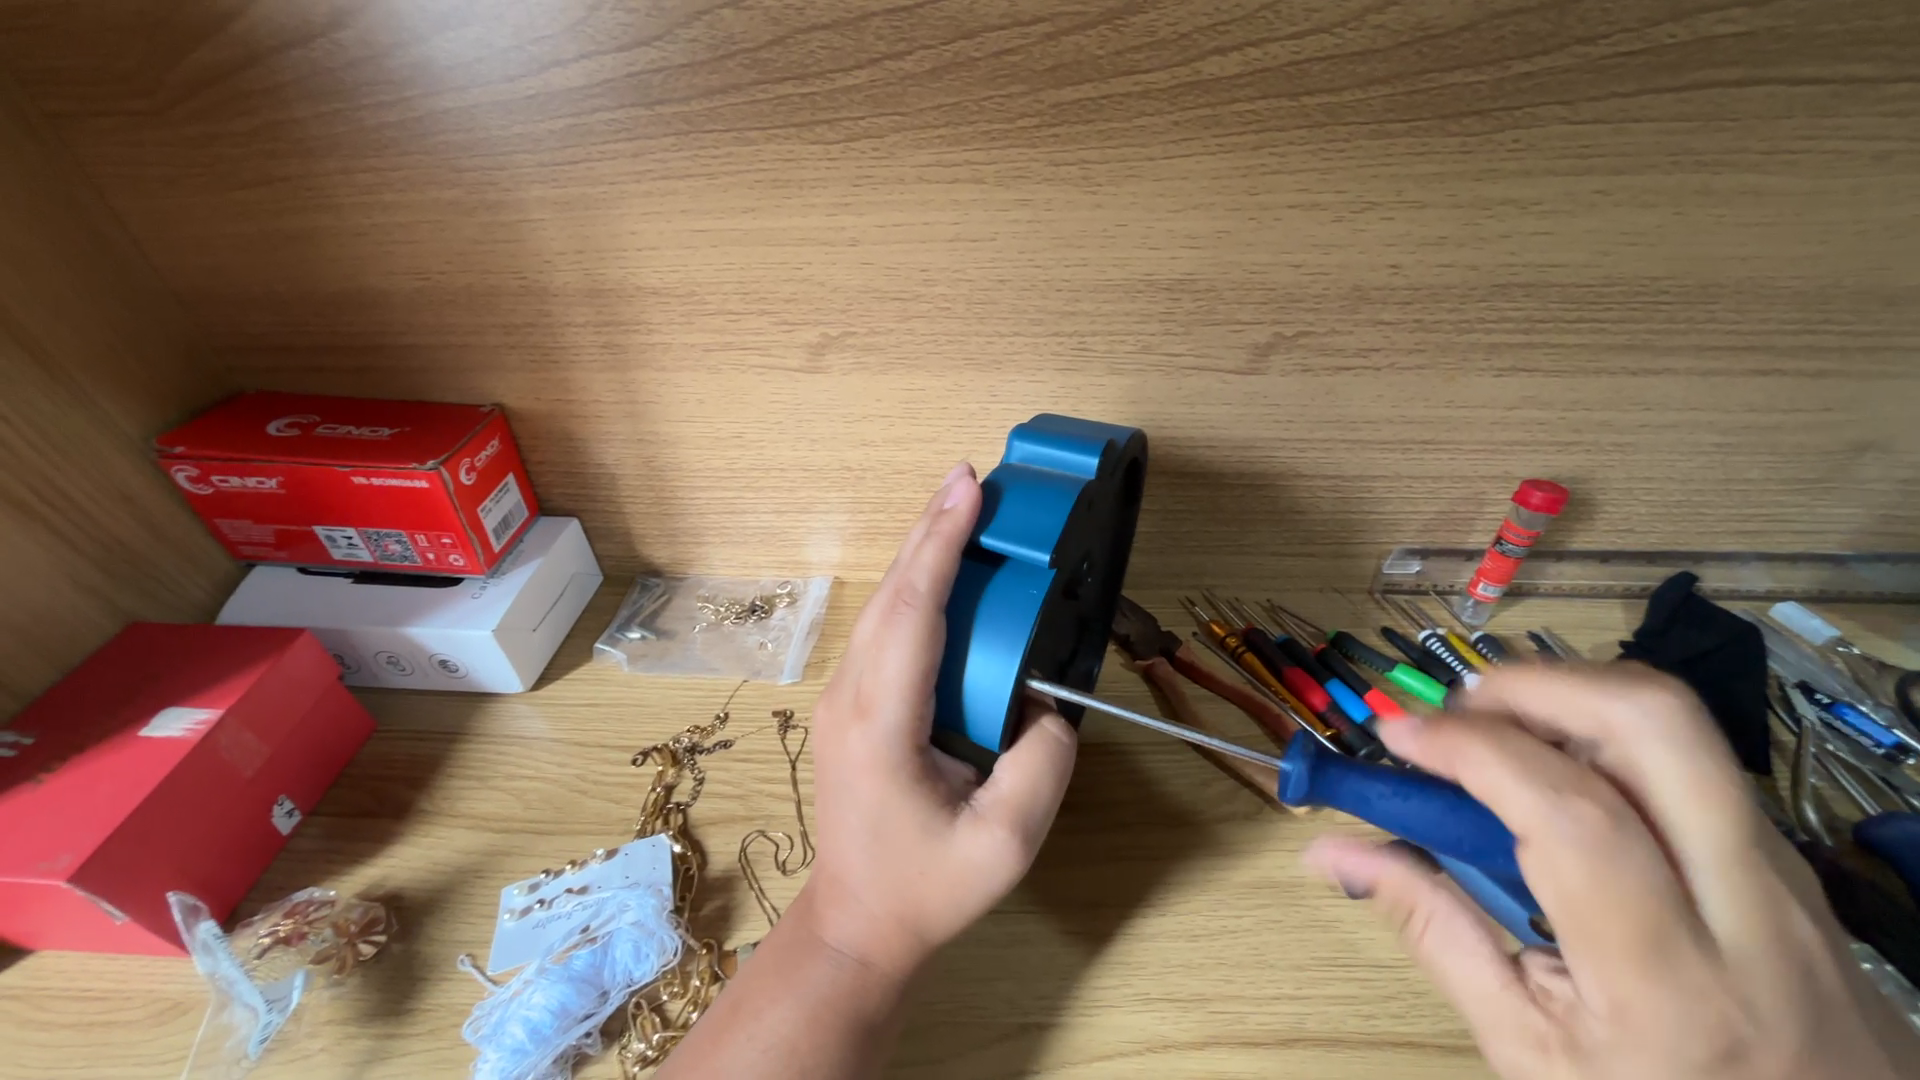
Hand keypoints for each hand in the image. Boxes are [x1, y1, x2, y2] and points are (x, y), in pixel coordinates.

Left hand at [792, 462, 1078, 980]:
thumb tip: (1050, 699)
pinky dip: (915, 584)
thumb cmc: (927, 886)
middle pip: (891, 594)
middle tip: (970, 477)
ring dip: (921, 550)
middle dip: (930, 528)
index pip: (913, 615)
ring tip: (961, 507)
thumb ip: (1042, 764)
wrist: (858, 919)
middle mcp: (851, 696)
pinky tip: (942, 567)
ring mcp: (842, 696)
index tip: (967, 490)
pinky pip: (885, 627)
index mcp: (881, 724)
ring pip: (883, 604)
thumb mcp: (1006, 842)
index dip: (940, 546)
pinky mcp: (851, 700)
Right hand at [1306, 664, 1919, 1079]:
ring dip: (1568, 696)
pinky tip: (1551, 769)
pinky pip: (1688, 758)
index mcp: (1667, 976)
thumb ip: (1433, 932)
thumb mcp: (1529, 1050)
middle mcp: (1746, 904)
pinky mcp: (1785, 860)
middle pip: (1656, 725)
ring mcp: (1781, 872)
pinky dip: (1601, 732)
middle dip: (1537, 683)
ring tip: (1493, 726)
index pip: (1569, 813)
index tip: (1397, 734)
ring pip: (1679, 725)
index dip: (1469, 749)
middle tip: (1459, 705)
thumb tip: (1331, 851)